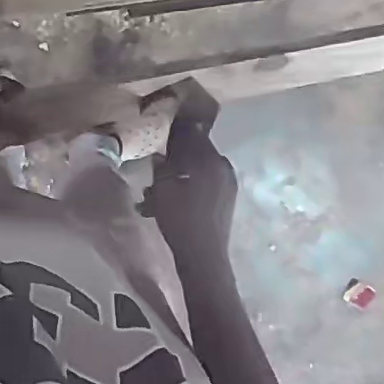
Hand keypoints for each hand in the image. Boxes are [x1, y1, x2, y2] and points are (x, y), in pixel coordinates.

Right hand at [142, 85, 235, 259]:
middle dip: (176, 156)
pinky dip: (189, 187)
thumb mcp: (163, 187)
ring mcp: (228, 183)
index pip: (191, 131)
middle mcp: (222, 165)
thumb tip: (163, 151)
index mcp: (208, 158)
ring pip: (199, 169)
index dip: (175, 128)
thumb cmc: (179, 218)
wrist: (203, 254)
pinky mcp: (227, 199)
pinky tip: (173, 202)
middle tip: (156, 166)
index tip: (161, 128)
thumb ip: (163, 164)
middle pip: (196, 151)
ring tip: (158, 192)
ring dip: (180, 175)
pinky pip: (205, 184)